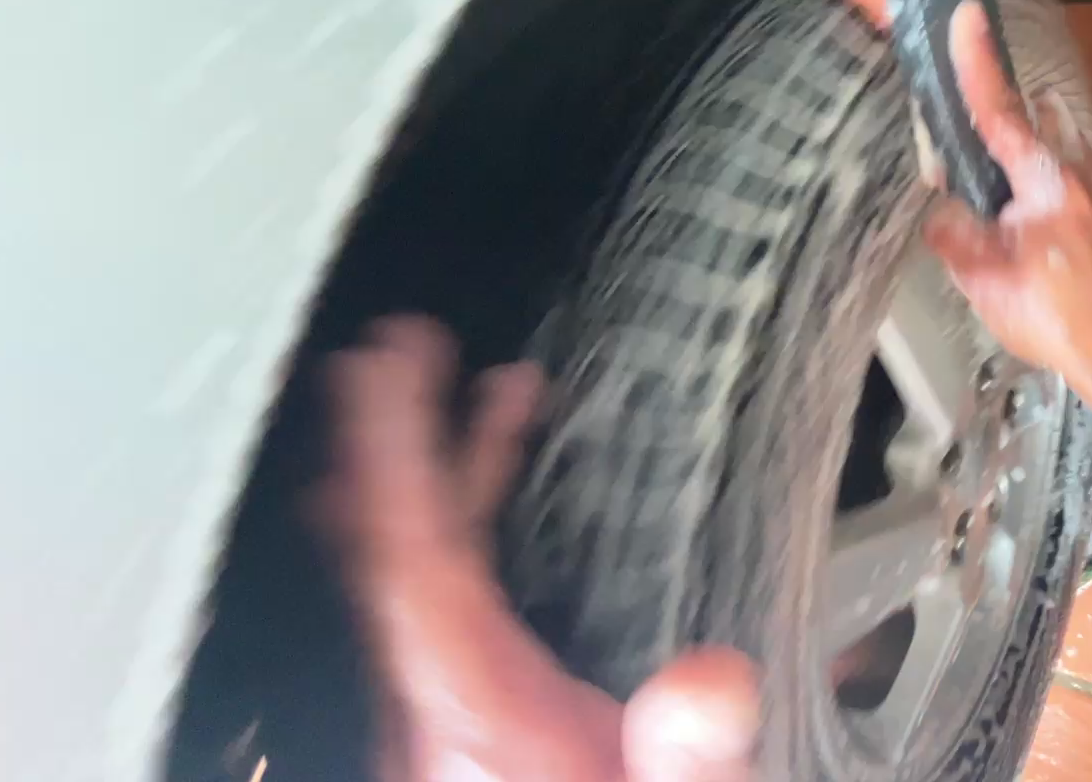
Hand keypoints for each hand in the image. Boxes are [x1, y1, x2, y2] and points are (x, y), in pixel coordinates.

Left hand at [321, 317, 759, 781]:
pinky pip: (460, 573)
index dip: (397, 457)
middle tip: (400, 350)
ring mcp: (465, 683)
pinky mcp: (491, 684)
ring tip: (482, 385)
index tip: (386, 376)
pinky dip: (469, 508)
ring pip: (431, 554)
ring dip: (444, 462)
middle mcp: (450, 688)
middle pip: (401, 543)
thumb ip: (689, 760)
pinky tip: (493, 474)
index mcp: (477, 707)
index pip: (417, 561)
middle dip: (396, 438)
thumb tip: (704, 680)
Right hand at [825, 0, 1091, 398]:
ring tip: (1007, 202)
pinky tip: (1038, 224)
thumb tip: (945, 209)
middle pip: (1041, 114)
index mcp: (1047, 179)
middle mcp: (1083, 169)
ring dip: (1031, 153)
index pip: (1001, 110)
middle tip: (978, 160)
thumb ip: (953, 233)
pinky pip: (1077, 171)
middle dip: (1009, 117)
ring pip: (1063, 141)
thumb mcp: (982, 280)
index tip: (966, 13)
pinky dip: (1050, 179)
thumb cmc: (1051, 316)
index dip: (977, 61)